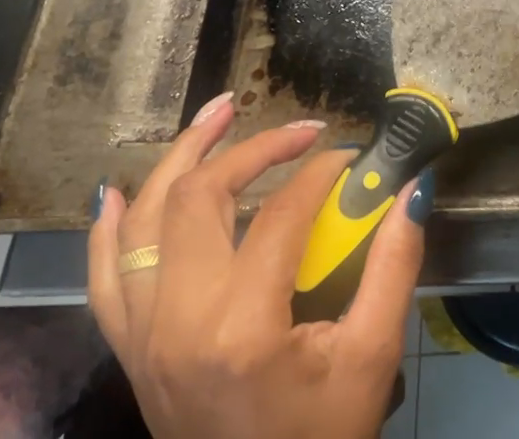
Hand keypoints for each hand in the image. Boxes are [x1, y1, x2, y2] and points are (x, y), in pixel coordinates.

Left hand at [87, 93, 425, 438]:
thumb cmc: (324, 435)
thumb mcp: (373, 353)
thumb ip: (395, 264)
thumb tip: (413, 188)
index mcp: (242, 325)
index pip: (281, 213)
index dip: (322, 173)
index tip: (354, 158)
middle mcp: (177, 321)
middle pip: (199, 199)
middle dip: (253, 148)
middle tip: (301, 129)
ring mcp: (143, 336)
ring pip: (144, 222)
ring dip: (180, 159)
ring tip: (219, 112)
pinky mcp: (132, 351)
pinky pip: (105, 278)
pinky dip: (110, 229)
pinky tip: (119, 190)